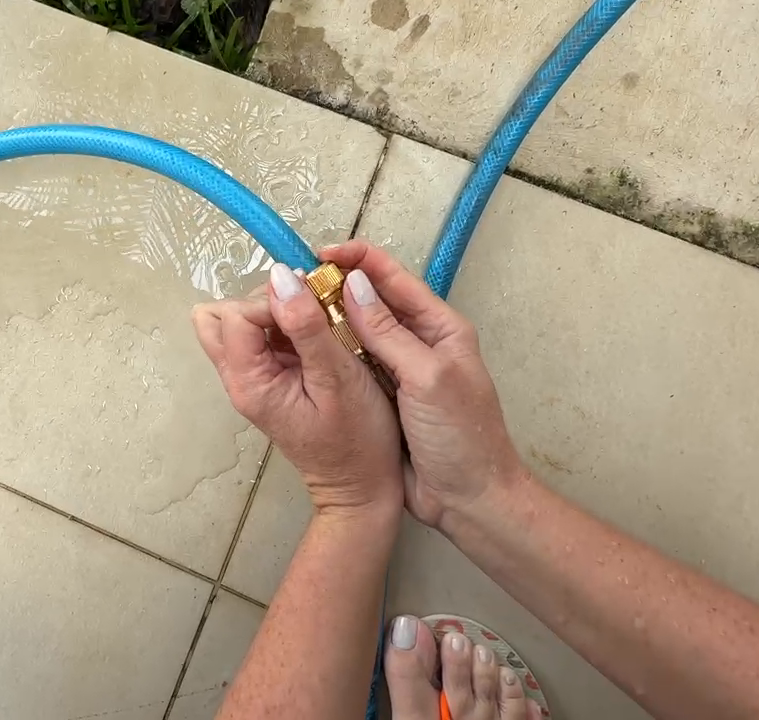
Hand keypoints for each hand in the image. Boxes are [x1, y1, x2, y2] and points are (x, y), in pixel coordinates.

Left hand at [192, 262, 402, 517]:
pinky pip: (264, 334)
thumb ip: (306, 327)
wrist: (363, 490)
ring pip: (242, 321)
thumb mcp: (338, 378)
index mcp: (250, 383)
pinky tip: (320, 330)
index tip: (311, 305)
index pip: (235, 316)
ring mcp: (254, 378)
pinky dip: (288, 322)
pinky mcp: (272, 376)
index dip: (271, 301)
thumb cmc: (357, 440)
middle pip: (225, 315)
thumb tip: (281, 277)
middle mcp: (241, 378)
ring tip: (318, 318)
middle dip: (268, 300)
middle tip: (312, 308)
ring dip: (278, 309)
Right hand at [318, 241, 528, 529]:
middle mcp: (416, 339)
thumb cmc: (461, 436)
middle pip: (371, 300)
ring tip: (289, 309)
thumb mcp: (428, 378)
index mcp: (439, 326)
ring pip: (356, 330)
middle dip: (335, 286)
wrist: (470, 502)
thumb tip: (352, 283)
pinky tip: (299, 346)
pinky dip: (327, 350)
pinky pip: (349, 362)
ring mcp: (396, 367)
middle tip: (294, 283)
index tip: (319, 255)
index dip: (358, 260)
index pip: (394, 278)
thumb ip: (389, 332)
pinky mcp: (379, 392)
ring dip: (327, 318)